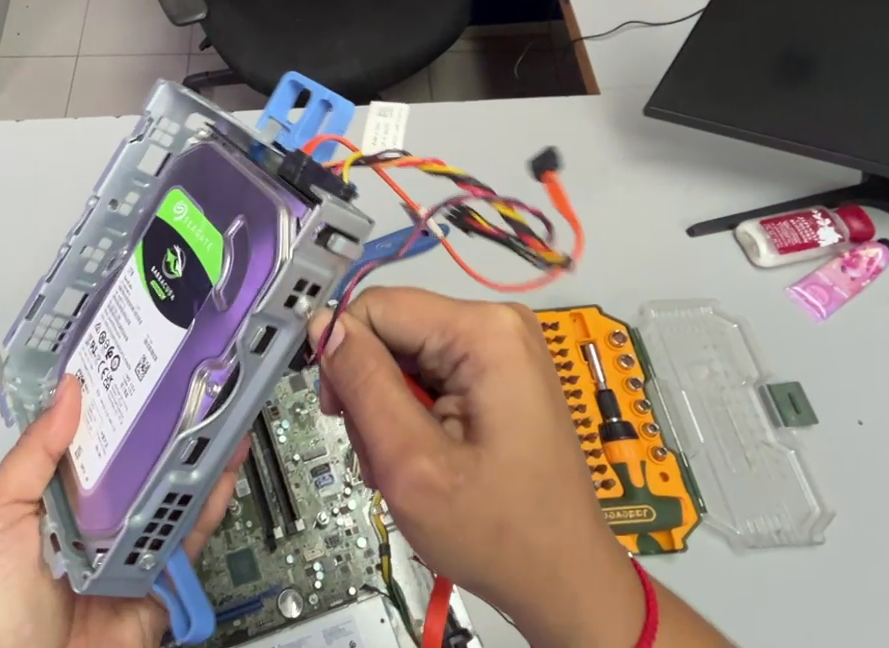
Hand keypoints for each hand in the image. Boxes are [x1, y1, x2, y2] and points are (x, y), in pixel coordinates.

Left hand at [0, 374, 248, 647]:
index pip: (86, 434)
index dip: (107, 399)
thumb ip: (29, 458)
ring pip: (168, 483)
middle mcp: (95, 510)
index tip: (131, 364)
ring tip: (216, 412)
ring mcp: (130, 538)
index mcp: (54, 493)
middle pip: (135, 454)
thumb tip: (67, 395)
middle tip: (188, 381)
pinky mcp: (159, 569)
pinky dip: (211, 499)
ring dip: (194, 449)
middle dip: (161, 420)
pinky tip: (222, 469)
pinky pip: (190, 529)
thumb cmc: (1, 615)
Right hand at [309, 287, 645, 647]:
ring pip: (402, 354)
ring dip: (385, 406)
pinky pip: (427, 370)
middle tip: (377, 452)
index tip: (340, 414)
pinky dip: (409, 411)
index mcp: (483, 332)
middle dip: (368, 388)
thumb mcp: (411, 462)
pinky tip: (419, 453)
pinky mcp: (496, 369)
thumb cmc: (497, 533)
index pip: (376, 308)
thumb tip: (324, 325)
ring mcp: (500, 346)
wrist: (565, 580)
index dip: (344, 355)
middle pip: (390, 330)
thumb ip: (363, 383)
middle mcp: (495, 323)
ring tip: (401, 462)